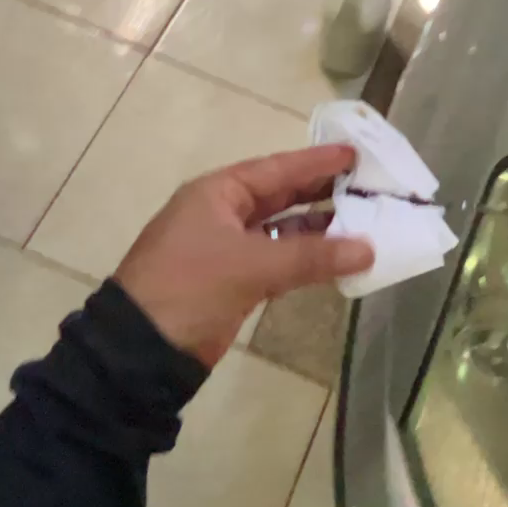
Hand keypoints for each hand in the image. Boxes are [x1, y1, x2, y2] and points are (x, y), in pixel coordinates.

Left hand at [114, 145, 375, 366]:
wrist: (139, 354)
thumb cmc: (189, 289)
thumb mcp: (249, 266)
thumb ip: (311, 256)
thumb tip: (368, 249)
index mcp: (218, 193)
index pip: (277, 168)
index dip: (317, 161)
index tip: (355, 153)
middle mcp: (224, 213)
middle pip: (282, 195)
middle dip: (323, 191)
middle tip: (367, 183)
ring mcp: (229, 248)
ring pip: (283, 229)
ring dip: (319, 228)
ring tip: (365, 220)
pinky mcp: (234, 280)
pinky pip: (279, 259)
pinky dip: (306, 259)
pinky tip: (338, 258)